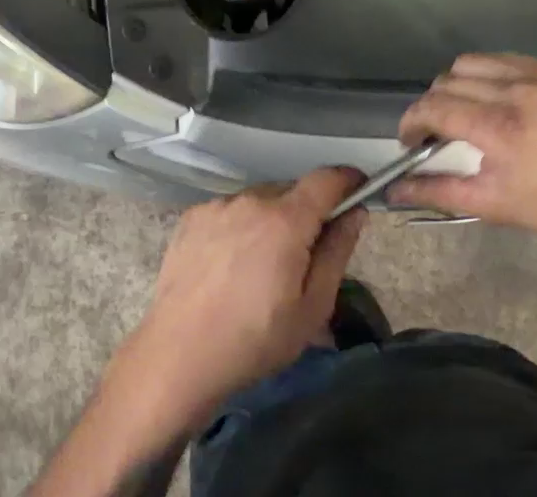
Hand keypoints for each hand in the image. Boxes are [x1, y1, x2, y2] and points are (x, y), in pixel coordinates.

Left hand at [105, 168, 366, 429]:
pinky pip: (230, 211)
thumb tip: (354, 212)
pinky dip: (241, 227)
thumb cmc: (254, 340)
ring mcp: (217, 207)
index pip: (327, 178)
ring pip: (260, 200)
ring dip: (272, 220)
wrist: (178, 358)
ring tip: (262, 266)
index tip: (359, 194)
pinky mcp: (191, 218)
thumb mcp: (313, 307)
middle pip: (293, 191)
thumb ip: (338, 252)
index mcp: (286, 220)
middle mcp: (251, 200)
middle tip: (306, 256)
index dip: (349, 181)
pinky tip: (231, 265)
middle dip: (308, 213)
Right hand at [390, 54, 536, 234]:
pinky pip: (503, 59)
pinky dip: (488, 75)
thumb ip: (439, 193)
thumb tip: (395, 190)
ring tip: (465, 111)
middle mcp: (513, 92)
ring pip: (470, 63)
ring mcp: (535, 75)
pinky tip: (497, 99)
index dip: (411, 123)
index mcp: (497, 128)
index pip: (433, 108)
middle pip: (446, 82)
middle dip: (431, 107)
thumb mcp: (494, 204)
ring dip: (455, 85)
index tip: (410, 142)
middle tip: (437, 135)